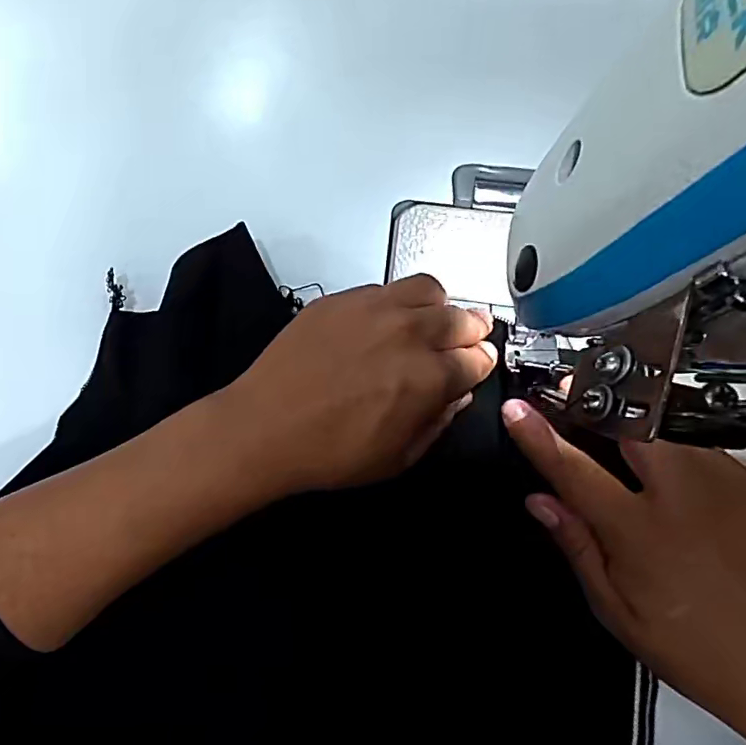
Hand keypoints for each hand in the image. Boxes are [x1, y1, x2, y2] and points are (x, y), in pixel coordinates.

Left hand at [217, 275, 497, 494]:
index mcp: (429, 377)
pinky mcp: (342, 300)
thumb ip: (436, 423)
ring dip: (440, 306)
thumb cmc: (323, 449)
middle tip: (465, 340)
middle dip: (471, 331)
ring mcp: (374, 310)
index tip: (475, 367)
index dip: (481, 364)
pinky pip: (385, 286)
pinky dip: (397, 300)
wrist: (264, 429)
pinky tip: (388, 319)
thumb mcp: (397, 458)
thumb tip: (452, 399)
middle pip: (463, 317)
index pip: (479, 358)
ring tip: (432, 320)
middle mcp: (407, 334)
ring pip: (430, 288)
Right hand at [499, 398, 745, 744]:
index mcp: (641, 531)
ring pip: (672, 436)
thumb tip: (544, 506)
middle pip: (630, 424)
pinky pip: (713, 459)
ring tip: (640, 476)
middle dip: (599, 409)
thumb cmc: (712, 656)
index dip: (538, 434)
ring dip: (644, 440)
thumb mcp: (622, 612)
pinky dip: (688, 467)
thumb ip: (579, 547)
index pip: (573, 467)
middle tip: (579, 411)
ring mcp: (733, 486)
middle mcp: (687, 495)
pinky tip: (691, 505)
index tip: (519, 410)